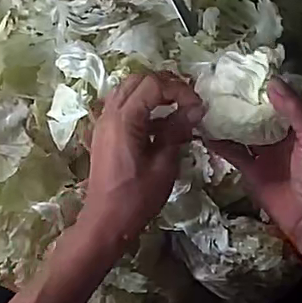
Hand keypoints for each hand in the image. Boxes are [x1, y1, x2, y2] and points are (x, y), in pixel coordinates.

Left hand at [78, 72, 204, 246]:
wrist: (105, 222)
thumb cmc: (135, 198)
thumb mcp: (163, 165)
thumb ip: (176, 132)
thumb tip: (195, 110)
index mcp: (124, 120)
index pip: (153, 85)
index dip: (179, 90)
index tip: (197, 108)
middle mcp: (110, 115)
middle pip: (138, 80)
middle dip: (166, 86)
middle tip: (188, 102)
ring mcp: (104, 123)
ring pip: (129, 91)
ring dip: (153, 95)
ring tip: (178, 110)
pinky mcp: (105, 134)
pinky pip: (123, 108)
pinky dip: (143, 108)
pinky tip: (162, 126)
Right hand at [205, 79, 301, 247]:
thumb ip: (296, 111)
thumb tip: (272, 83)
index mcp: (298, 124)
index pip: (280, 97)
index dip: (263, 84)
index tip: (241, 69)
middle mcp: (280, 135)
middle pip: (257, 112)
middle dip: (241, 99)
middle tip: (217, 82)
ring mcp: (264, 152)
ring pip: (242, 130)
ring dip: (227, 119)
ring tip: (206, 102)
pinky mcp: (250, 170)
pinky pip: (233, 153)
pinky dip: (219, 143)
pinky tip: (203, 131)